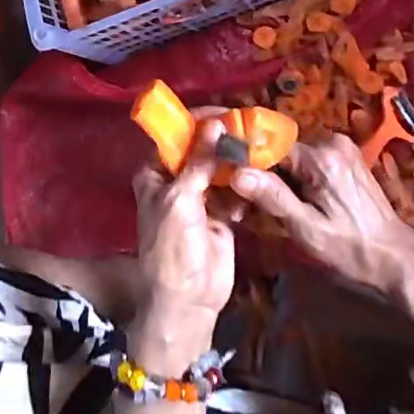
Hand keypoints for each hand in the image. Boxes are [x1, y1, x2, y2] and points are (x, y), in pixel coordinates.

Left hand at [130, 115, 235, 368]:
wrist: (188, 300)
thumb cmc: (173, 247)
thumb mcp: (181, 199)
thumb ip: (199, 162)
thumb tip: (216, 124)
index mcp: (155, 173)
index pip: (176, 137)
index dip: (197, 122)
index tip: (224, 112)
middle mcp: (175, 180)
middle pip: (200, 151)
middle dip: (222, 141)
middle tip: (249, 128)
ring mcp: (199, 197)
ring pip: (219, 169)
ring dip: (236, 162)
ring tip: (258, 150)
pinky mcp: (220, 214)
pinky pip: (234, 191)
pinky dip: (244, 185)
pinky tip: (257, 178)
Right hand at [231, 134, 413, 319]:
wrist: (396, 255)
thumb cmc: (350, 247)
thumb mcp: (307, 229)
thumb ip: (272, 197)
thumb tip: (236, 172)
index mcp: (320, 157)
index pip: (270, 145)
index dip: (250, 160)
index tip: (234, 177)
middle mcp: (331, 141)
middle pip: (282, 148)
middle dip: (268, 169)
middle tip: (260, 199)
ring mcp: (341, 146)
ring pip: (294, 152)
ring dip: (283, 172)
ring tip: (282, 201)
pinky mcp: (346, 154)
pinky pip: (309, 156)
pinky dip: (299, 172)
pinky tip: (301, 196)